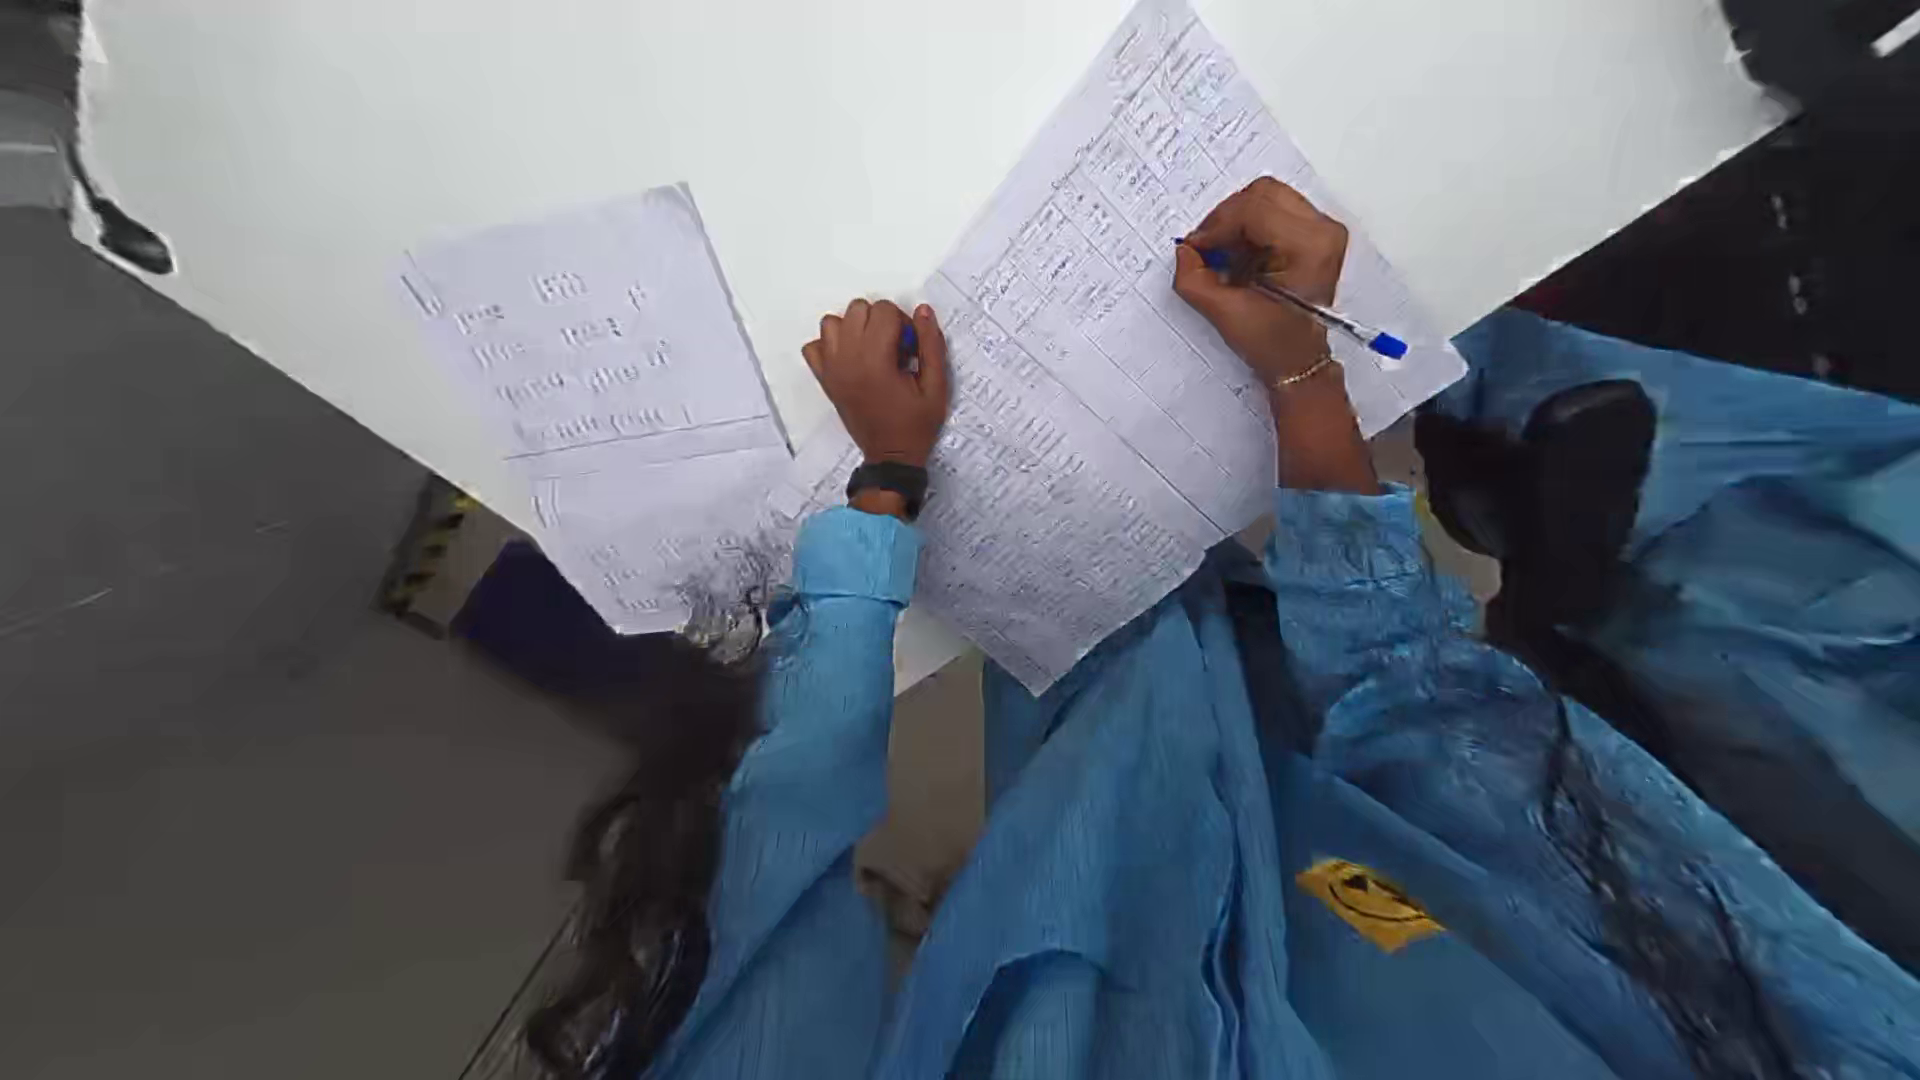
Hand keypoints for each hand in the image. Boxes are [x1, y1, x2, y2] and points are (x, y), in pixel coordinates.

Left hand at [802, 299, 949, 468]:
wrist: (891, 456)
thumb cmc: (916, 425)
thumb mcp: (936, 388)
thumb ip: (931, 346)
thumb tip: (923, 311)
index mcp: (876, 360)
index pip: (884, 311)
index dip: (904, 324)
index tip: (911, 349)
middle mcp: (848, 359)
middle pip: (858, 309)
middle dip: (880, 322)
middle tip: (894, 349)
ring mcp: (832, 369)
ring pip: (833, 322)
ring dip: (854, 329)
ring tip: (871, 350)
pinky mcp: (825, 379)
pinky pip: (814, 347)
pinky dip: (829, 346)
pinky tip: (849, 359)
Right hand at [1172, 177, 1348, 385]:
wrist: (1296, 359)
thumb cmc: (1272, 343)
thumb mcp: (1226, 314)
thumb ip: (1196, 280)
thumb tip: (1184, 252)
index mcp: (1308, 247)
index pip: (1253, 210)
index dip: (1215, 226)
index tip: (1194, 249)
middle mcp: (1322, 230)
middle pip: (1262, 194)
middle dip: (1225, 219)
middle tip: (1206, 249)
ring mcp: (1321, 229)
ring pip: (1266, 198)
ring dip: (1235, 222)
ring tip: (1223, 256)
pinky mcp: (1312, 233)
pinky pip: (1272, 211)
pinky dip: (1246, 228)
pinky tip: (1238, 256)